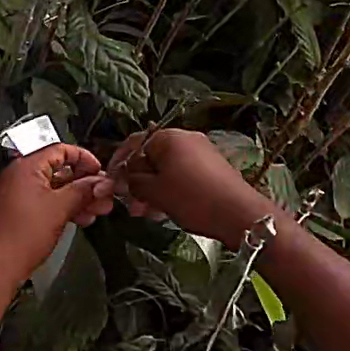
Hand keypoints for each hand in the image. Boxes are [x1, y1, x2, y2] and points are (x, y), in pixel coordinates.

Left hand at [0, 144, 115, 282]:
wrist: (1, 266)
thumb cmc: (21, 236)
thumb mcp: (61, 207)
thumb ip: (83, 190)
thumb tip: (99, 182)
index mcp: (27, 166)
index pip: (61, 150)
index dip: (84, 158)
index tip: (98, 171)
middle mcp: (20, 175)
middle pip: (60, 169)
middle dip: (84, 183)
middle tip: (101, 192)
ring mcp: (19, 193)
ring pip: (56, 187)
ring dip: (78, 197)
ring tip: (96, 208)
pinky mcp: (20, 209)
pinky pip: (47, 200)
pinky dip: (64, 206)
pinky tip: (80, 217)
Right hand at [111, 128, 279, 245]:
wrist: (239, 213)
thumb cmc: (193, 198)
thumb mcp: (155, 192)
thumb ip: (133, 182)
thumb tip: (122, 178)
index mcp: (169, 137)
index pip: (134, 143)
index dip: (119, 164)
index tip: (110, 184)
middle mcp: (185, 138)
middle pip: (151, 156)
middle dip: (137, 181)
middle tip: (130, 204)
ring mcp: (200, 152)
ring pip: (167, 168)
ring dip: (152, 189)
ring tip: (146, 212)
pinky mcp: (211, 168)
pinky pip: (182, 174)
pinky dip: (170, 189)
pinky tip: (165, 210)